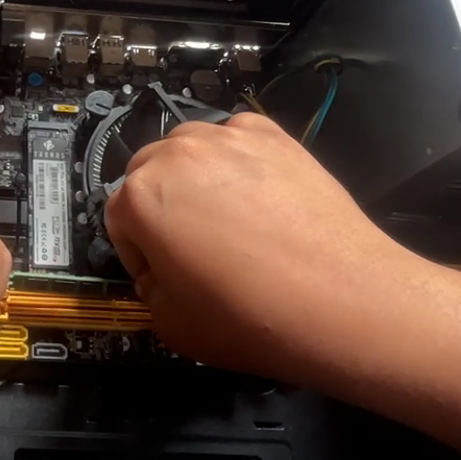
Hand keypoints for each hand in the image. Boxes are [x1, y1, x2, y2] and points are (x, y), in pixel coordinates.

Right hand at [104, 113, 436, 382]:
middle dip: (159, 206)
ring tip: (225, 217)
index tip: (160, 272)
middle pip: (146, 173)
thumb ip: (147, 287)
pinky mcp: (270, 135)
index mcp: (139, 198)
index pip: (116, 217)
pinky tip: (255, 194)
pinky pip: (233, 138)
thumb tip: (159, 270)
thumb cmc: (253, 316)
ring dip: (192, 177)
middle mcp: (175, 156)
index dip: (136, 251)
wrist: (344, 300)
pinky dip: (234, 159)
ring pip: (187, 149)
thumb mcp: (170, 324)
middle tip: (190, 245)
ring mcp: (225, 139)